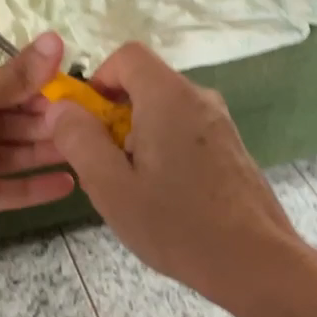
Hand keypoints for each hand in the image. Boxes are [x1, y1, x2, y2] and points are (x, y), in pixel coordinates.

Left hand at [0, 34, 75, 236]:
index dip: (31, 89)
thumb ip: (17, 76)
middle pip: (1, 121)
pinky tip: (64, 186)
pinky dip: (28, 188)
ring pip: (1, 155)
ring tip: (82, 153)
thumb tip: (57, 40)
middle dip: (40, 123)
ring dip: (38, 153)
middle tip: (82, 126)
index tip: (69, 95)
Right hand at [47, 43, 305, 304]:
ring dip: (140, 140)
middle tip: (108, 168)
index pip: (128, 56)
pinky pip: (187, 134)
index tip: (87, 123)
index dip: (98, 80)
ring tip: (137, 191)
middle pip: (146, 85)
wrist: (255, 261)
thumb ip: (80, 140)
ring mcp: (221, 124)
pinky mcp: (233, 149)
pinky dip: (166, 152)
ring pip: (166, 113)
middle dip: (116, 118)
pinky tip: (168, 200)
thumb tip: (61, 107)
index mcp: (168, 97)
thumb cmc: (177, 225)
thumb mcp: (112, 187)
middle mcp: (200, 98)